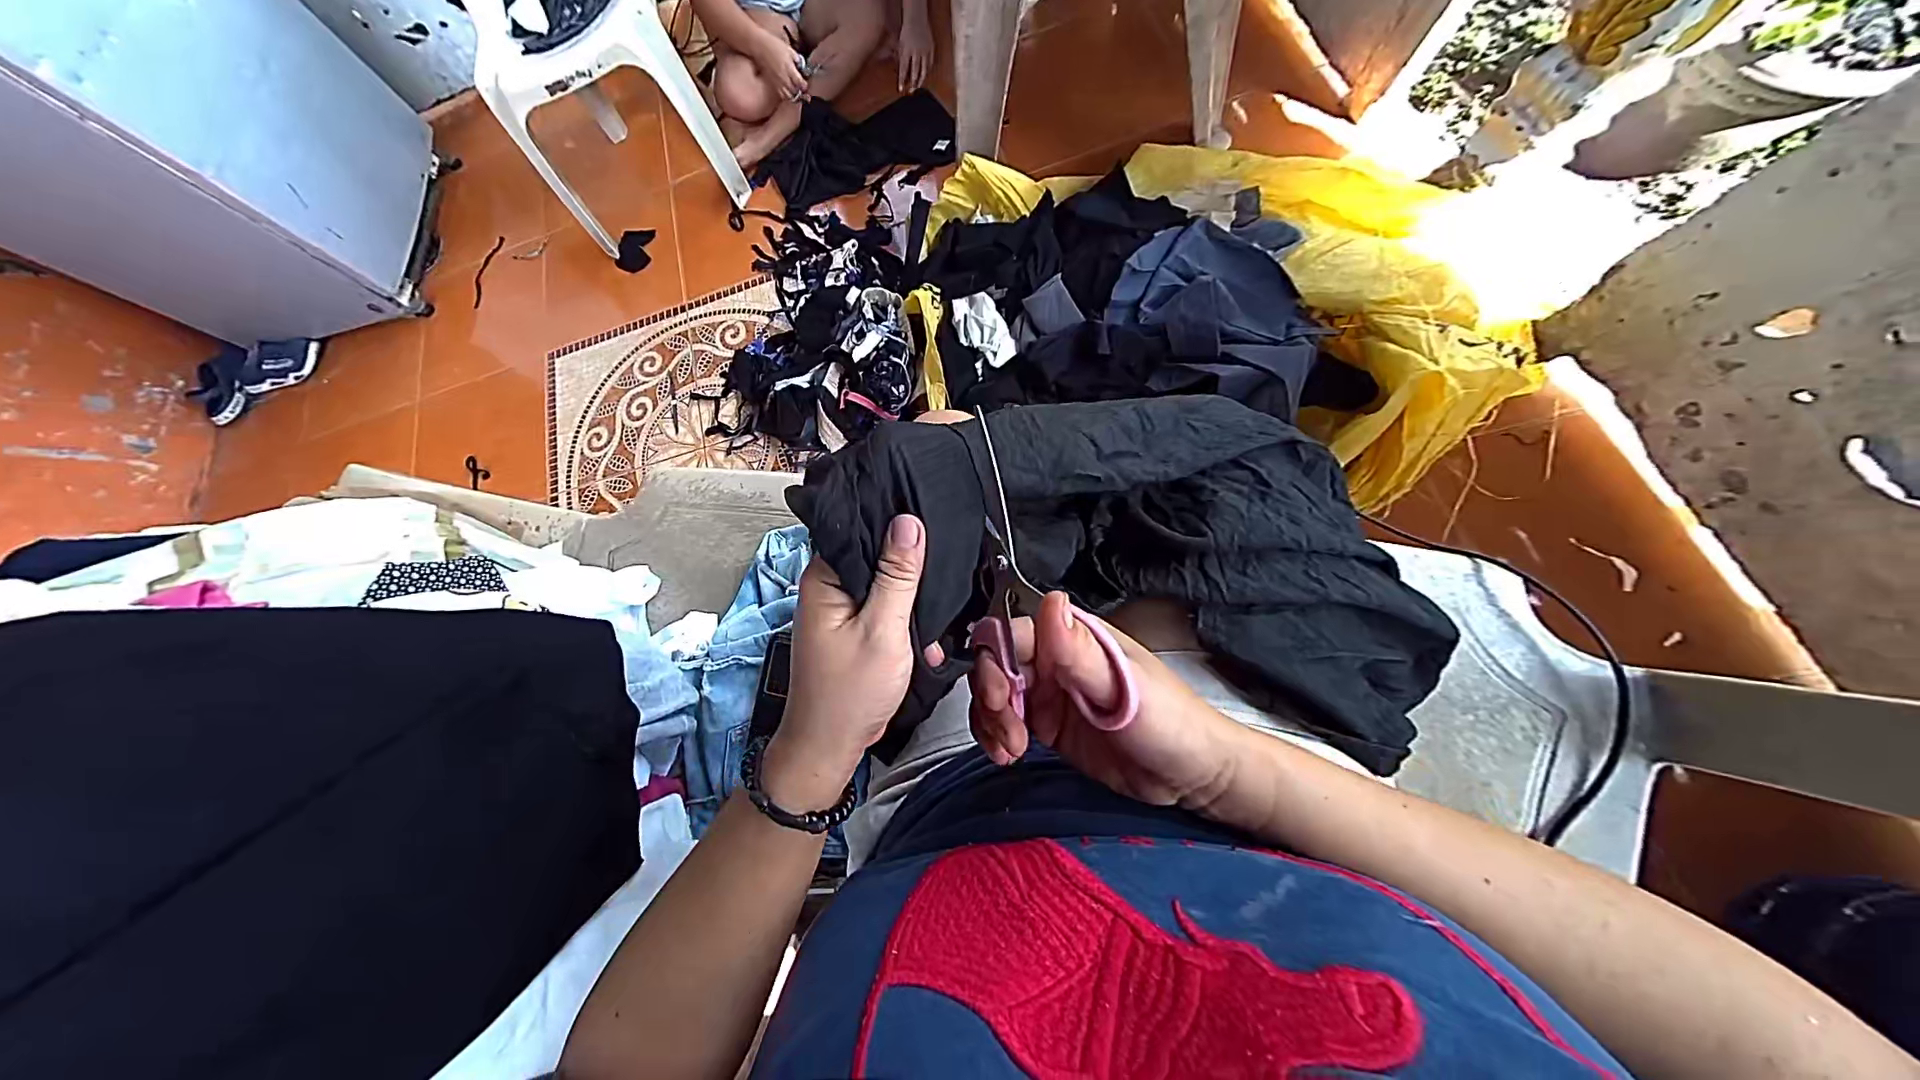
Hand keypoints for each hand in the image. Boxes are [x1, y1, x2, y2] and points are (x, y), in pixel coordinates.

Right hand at [753, 32, 809, 101]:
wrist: (759, 45)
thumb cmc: (774, 45)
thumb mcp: (789, 50)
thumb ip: (797, 60)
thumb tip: (802, 68)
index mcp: (789, 68)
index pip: (800, 83)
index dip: (804, 86)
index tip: (805, 85)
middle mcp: (784, 77)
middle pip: (795, 92)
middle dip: (800, 93)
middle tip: (802, 91)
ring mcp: (777, 81)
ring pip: (788, 96)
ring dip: (793, 95)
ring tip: (795, 92)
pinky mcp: (772, 83)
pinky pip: (780, 94)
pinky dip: (785, 95)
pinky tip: (787, 91)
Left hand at [762, 514, 928, 810]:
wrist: (831, 745)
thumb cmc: (849, 695)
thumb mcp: (883, 630)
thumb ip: (897, 576)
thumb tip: (907, 524)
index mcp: (824, 580)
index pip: (862, 532)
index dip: (898, 529)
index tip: (932, 530)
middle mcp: (828, 590)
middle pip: (877, 558)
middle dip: (911, 571)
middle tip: (941, 580)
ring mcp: (840, 611)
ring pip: (886, 586)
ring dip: (913, 601)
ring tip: (931, 622)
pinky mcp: (854, 630)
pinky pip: (885, 610)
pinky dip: (906, 621)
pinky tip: (924, 638)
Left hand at [896, 5, 932, 91]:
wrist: (916, 20)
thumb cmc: (906, 32)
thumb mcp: (900, 45)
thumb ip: (900, 57)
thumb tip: (900, 71)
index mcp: (906, 51)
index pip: (903, 69)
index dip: (901, 80)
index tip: (900, 89)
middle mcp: (915, 52)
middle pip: (914, 72)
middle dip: (912, 82)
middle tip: (911, 90)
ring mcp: (924, 51)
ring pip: (923, 70)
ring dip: (920, 79)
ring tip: (918, 86)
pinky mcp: (931, 49)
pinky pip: (930, 63)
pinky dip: (927, 70)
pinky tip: (925, 75)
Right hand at [968, 592, 1243, 810]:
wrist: (1192, 775)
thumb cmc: (1170, 723)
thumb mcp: (1123, 688)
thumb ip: (1080, 650)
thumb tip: (1050, 603)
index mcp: (1075, 636)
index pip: (1014, 632)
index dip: (996, 660)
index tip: (1003, 696)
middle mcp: (1058, 657)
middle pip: (996, 660)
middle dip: (991, 694)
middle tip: (1007, 726)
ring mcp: (1050, 690)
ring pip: (995, 690)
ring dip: (990, 718)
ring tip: (1009, 748)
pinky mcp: (1047, 721)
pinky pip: (1004, 718)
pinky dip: (995, 734)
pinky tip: (1007, 753)